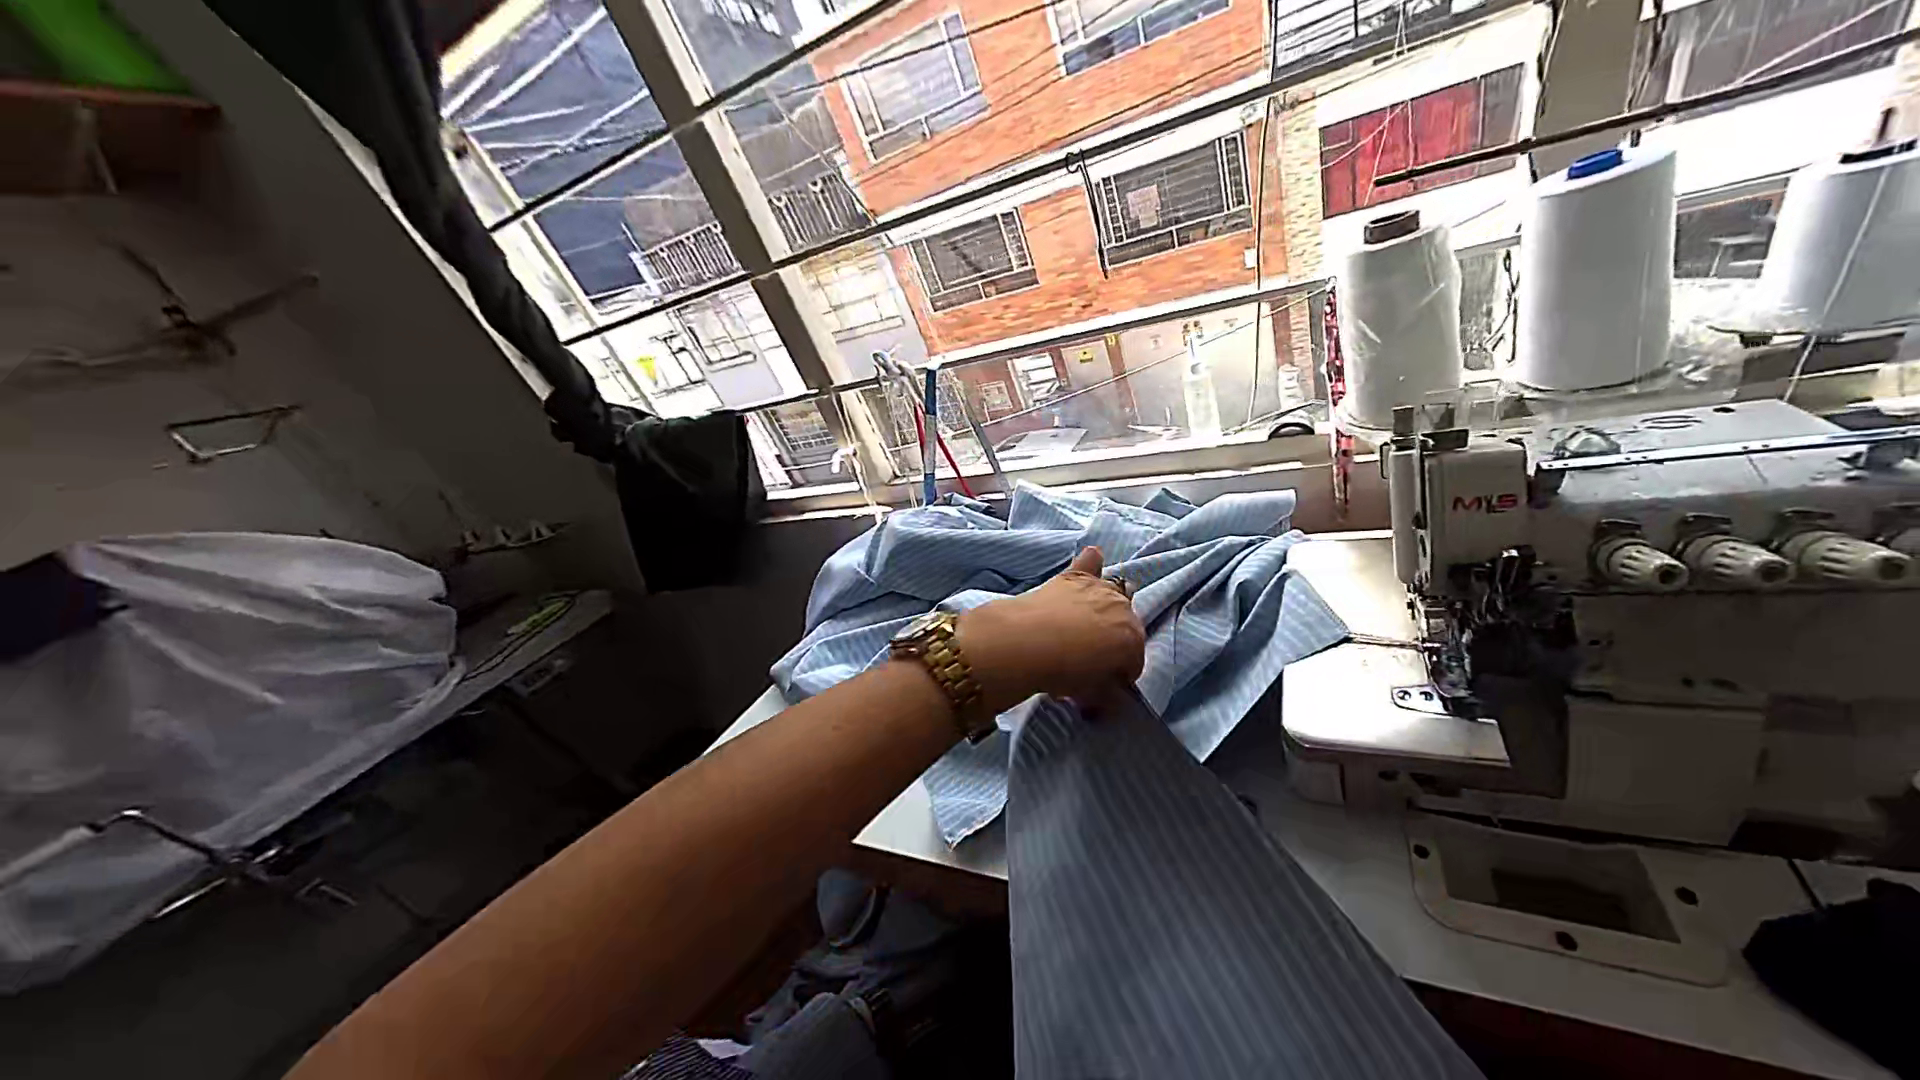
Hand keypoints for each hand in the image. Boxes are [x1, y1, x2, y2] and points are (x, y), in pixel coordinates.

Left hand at [955, 547, 1145, 713]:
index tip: (1102, 684)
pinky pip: (1090, 562)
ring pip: (1114, 592)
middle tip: (1088, 659)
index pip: (1133, 662)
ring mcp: (1099, 589)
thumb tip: (1098, 706)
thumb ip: (1101, 698)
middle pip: (1125, 627)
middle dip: (1113, 642)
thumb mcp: (1088, 695)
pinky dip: (1091, 562)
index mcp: (1133, 641)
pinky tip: (1092, 557)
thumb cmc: (1064, 672)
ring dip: (1107, 605)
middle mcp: (1123, 610)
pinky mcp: (1074, 577)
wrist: (1028, 642)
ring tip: (1090, 620)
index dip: (1118, 676)